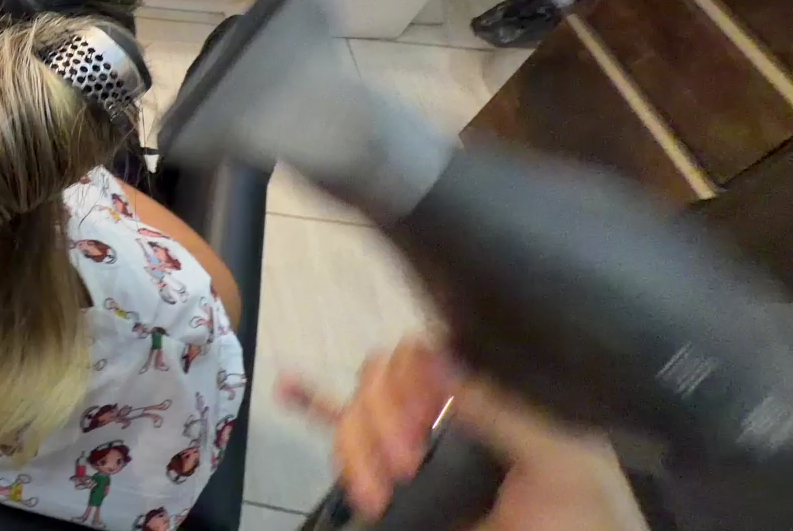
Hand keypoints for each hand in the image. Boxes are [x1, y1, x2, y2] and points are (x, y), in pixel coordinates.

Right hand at [283, 337, 647, 530]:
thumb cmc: (578, 528)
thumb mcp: (560, 468)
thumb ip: (502, 409)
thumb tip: (433, 353)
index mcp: (484, 395)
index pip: (421, 353)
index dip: (410, 380)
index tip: (425, 421)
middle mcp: (441, 406)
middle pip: (377, 377)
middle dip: (381, 420)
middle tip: (407, 467)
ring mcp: (409, 434)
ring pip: (352, 408)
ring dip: (351, 443)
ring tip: (373, 490)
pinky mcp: (382, 462)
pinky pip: (336, 417)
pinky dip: (309, 399)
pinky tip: (287, 389)